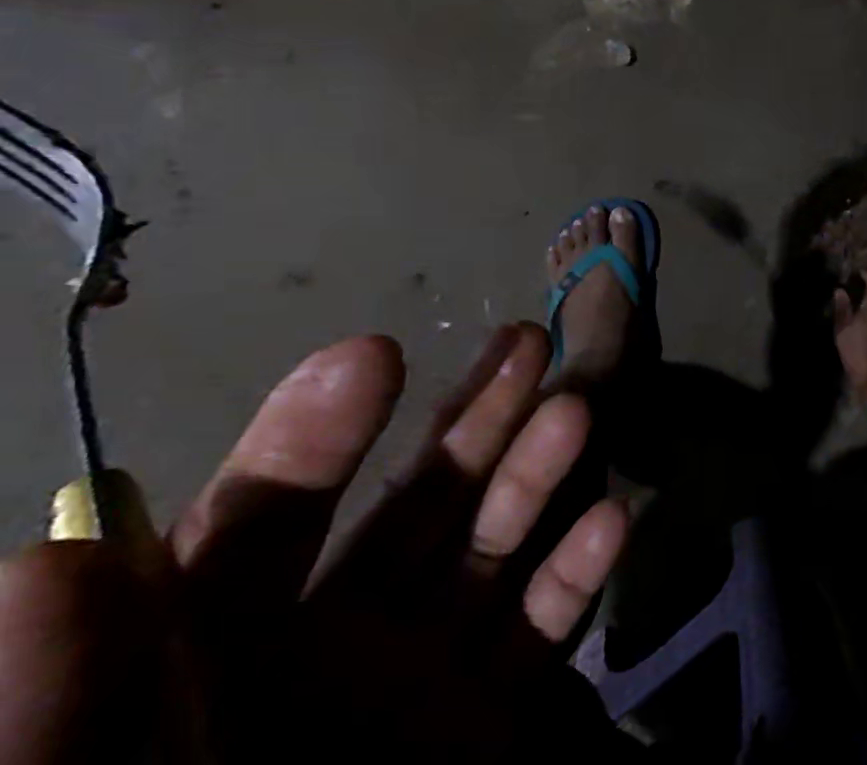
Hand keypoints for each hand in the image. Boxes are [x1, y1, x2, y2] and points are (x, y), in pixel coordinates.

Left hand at [0, 324, 628, 763]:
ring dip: (537, 474)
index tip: (371, 355)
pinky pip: (540, 634)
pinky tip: (614, 519)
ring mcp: (418, 672)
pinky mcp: (485, 717)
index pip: (266, 516)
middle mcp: (327, 638)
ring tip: (578, 408)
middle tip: (526, 341)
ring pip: (489, 548)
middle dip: (471, 419)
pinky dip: (578, 576)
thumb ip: (65, 701)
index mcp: (211, 646)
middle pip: (413, 505)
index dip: (314, 434)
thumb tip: (59, 556)